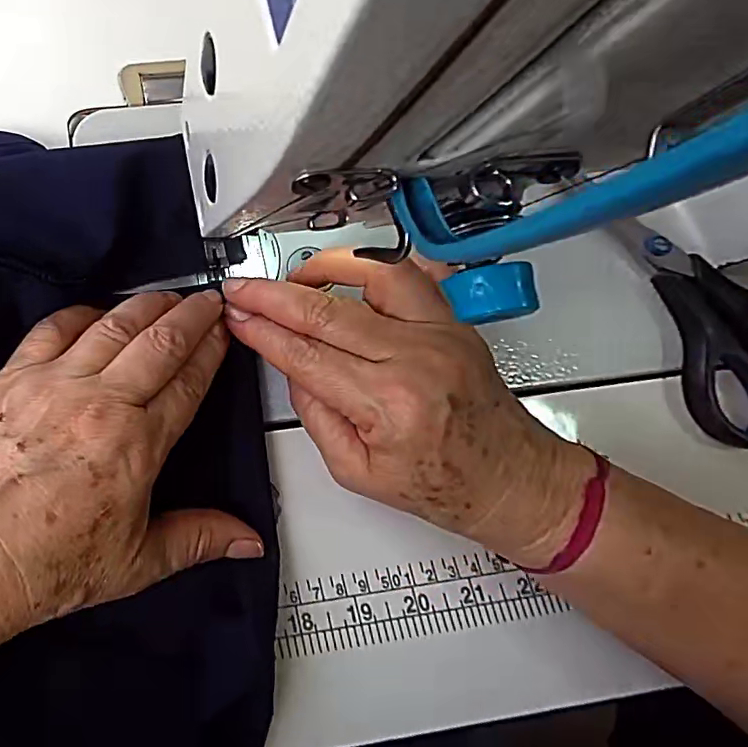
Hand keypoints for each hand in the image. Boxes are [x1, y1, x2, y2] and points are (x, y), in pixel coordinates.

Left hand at [0, 291, 264, 684]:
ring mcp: (53, 384)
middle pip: (157, 342)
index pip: (188, 382)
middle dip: (190, 315)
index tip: (224, 334)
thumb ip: (196, 540)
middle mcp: (98, 403)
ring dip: (143, 306)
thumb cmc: (44, 560)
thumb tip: (245, 541)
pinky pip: (51, 330)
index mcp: (136, 444)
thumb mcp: (136, 564)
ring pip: (110, 327)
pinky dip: (78, 314)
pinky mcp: (14, 378)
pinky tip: (94, 312)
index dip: (211, 352)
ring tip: (164, 297)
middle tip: (206, 302)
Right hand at [220, 250, 592, 566]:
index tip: (236, 316)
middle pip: (325, 311)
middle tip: (241, 289)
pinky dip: (376, 263)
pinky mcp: (453, 324)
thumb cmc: (442, 482)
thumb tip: (290, 366)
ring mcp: (440, 335)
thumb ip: (314, 413)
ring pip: (374, 274)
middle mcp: (417, 360)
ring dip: (324, 267)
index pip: (302, 354)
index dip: (260, 331)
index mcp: (387, 404)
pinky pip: (414, 275)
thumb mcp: (353, 469)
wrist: (512, 481)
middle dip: (270, 296)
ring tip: (293, 276)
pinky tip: (349, 269)